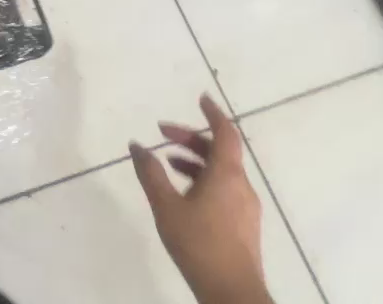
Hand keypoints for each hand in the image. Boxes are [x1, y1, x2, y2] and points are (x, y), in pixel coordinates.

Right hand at [130, 94, 273, 303]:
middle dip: (192, 137)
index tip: (200, 98)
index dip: (213, 114)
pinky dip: (203, 178)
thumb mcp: (166, 206)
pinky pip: (224, 188)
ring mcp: (246, 208)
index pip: (225, 133)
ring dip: (195, 159)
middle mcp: (241, 186)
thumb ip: (150, 172)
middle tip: (164, 131)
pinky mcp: (244, 226)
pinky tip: (183, 193)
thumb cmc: (199, 244)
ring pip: (222, 171)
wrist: (233, 295)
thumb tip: (137, 145)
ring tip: (168, 162)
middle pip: (220, 151)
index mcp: (227, 175)